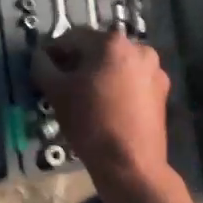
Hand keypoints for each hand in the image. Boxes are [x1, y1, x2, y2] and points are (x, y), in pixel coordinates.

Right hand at [32, 27, 170, 186]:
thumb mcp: (56, 91)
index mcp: (112, 42)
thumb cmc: (90, 122)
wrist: (130, 165)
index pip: (72, 38)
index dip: (54, 53)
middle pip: (97, 49)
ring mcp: (154, 70)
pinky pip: (131, 79)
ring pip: (115, 64)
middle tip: (63, 85)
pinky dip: (117, 85)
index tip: (44, 71)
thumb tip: (40, 55)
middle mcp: (138, 48)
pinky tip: (107, 106)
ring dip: (99, 73)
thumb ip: (42, 65)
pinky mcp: (162, 91)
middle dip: (78, 63)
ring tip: (86, 97)